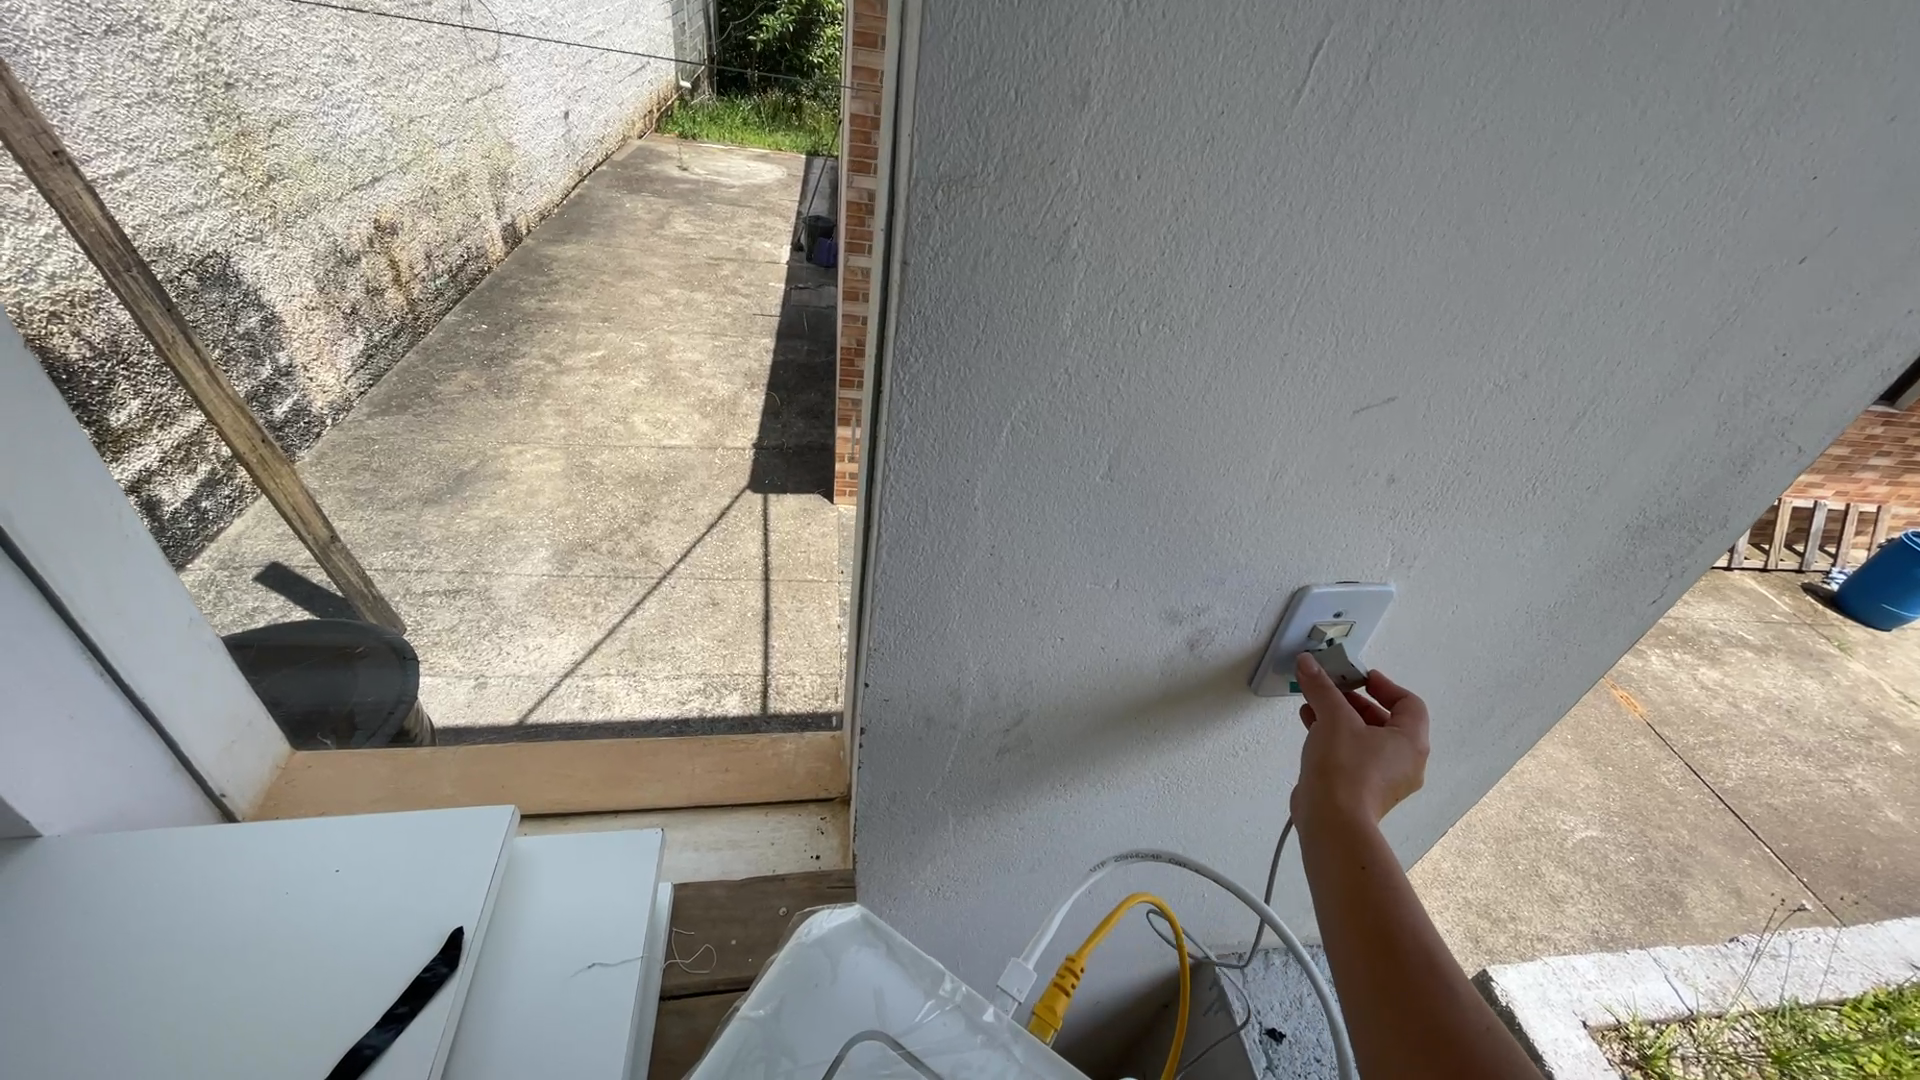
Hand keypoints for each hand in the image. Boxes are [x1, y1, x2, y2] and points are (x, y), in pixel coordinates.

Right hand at [1291, 652, 1430, 829]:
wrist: (1331, 821)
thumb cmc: (1344, 767)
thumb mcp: (1333, 718)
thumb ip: (1321, 688)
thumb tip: (1308, 662)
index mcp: (1411, 742)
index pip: (1408, 703)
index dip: (1384, 685)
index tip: (1357, 676)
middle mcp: (1404, 761)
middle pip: (1384, 720)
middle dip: (1354, 700)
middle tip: (1330, 688)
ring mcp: (1383, 779)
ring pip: (1364, 738)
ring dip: (1339, 718)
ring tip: (1313, 704)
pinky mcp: (1360, 790)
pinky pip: (1351, 755)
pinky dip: (1333, 738)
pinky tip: (1309, 727)